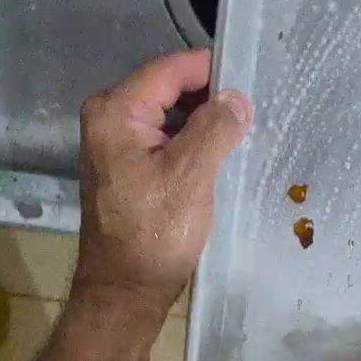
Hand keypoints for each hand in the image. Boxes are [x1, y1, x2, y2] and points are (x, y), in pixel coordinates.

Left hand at [76, 50, 253, 318]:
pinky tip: (218, 163)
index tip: (251, 80)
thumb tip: (238, 99)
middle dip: (209, 100)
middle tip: (251, 114)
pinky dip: (190, 149)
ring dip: (203, 127)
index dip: (211, 70)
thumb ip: (215, 129)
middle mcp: (109, 121)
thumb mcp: (190, 177)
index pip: (170, 70)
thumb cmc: (155, 234)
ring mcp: (115, 149)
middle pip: (168, 92)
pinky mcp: (127, 174)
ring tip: (241, 138)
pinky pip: (164, 146)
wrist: (126, 291)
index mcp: (116, 111)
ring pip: (169, 121)